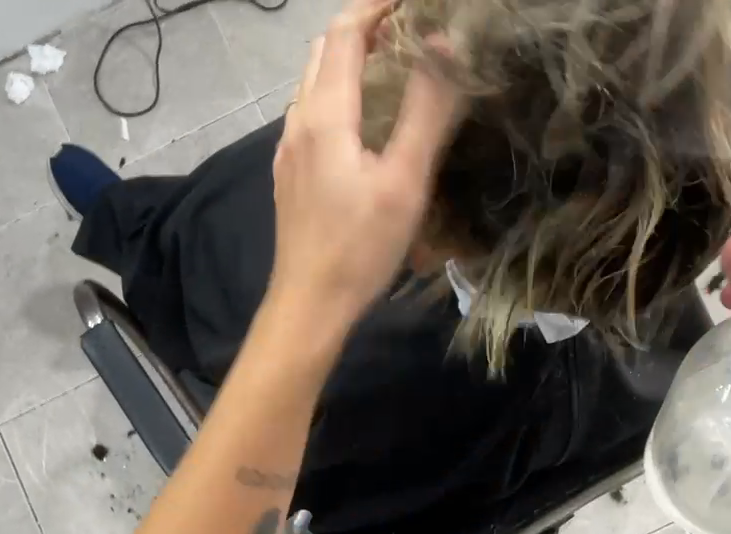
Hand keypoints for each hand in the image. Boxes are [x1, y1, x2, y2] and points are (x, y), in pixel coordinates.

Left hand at [268, 0, 461, 330]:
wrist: (309, 305)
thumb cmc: (360, 248)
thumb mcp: (404, 181)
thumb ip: (425, 110)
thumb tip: (443, 44)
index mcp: (326, 114)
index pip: (346, 31)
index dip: (378, 5)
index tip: (413, 2)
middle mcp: (298, 122)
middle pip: (324, 52)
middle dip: (364, 30)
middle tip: (408, 32)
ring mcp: (288, 152)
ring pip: (313, 86)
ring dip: (348, 65)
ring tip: (391, 74)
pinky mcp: (289, 178)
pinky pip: (310, 118)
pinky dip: (337, 100)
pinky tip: (362, 128)